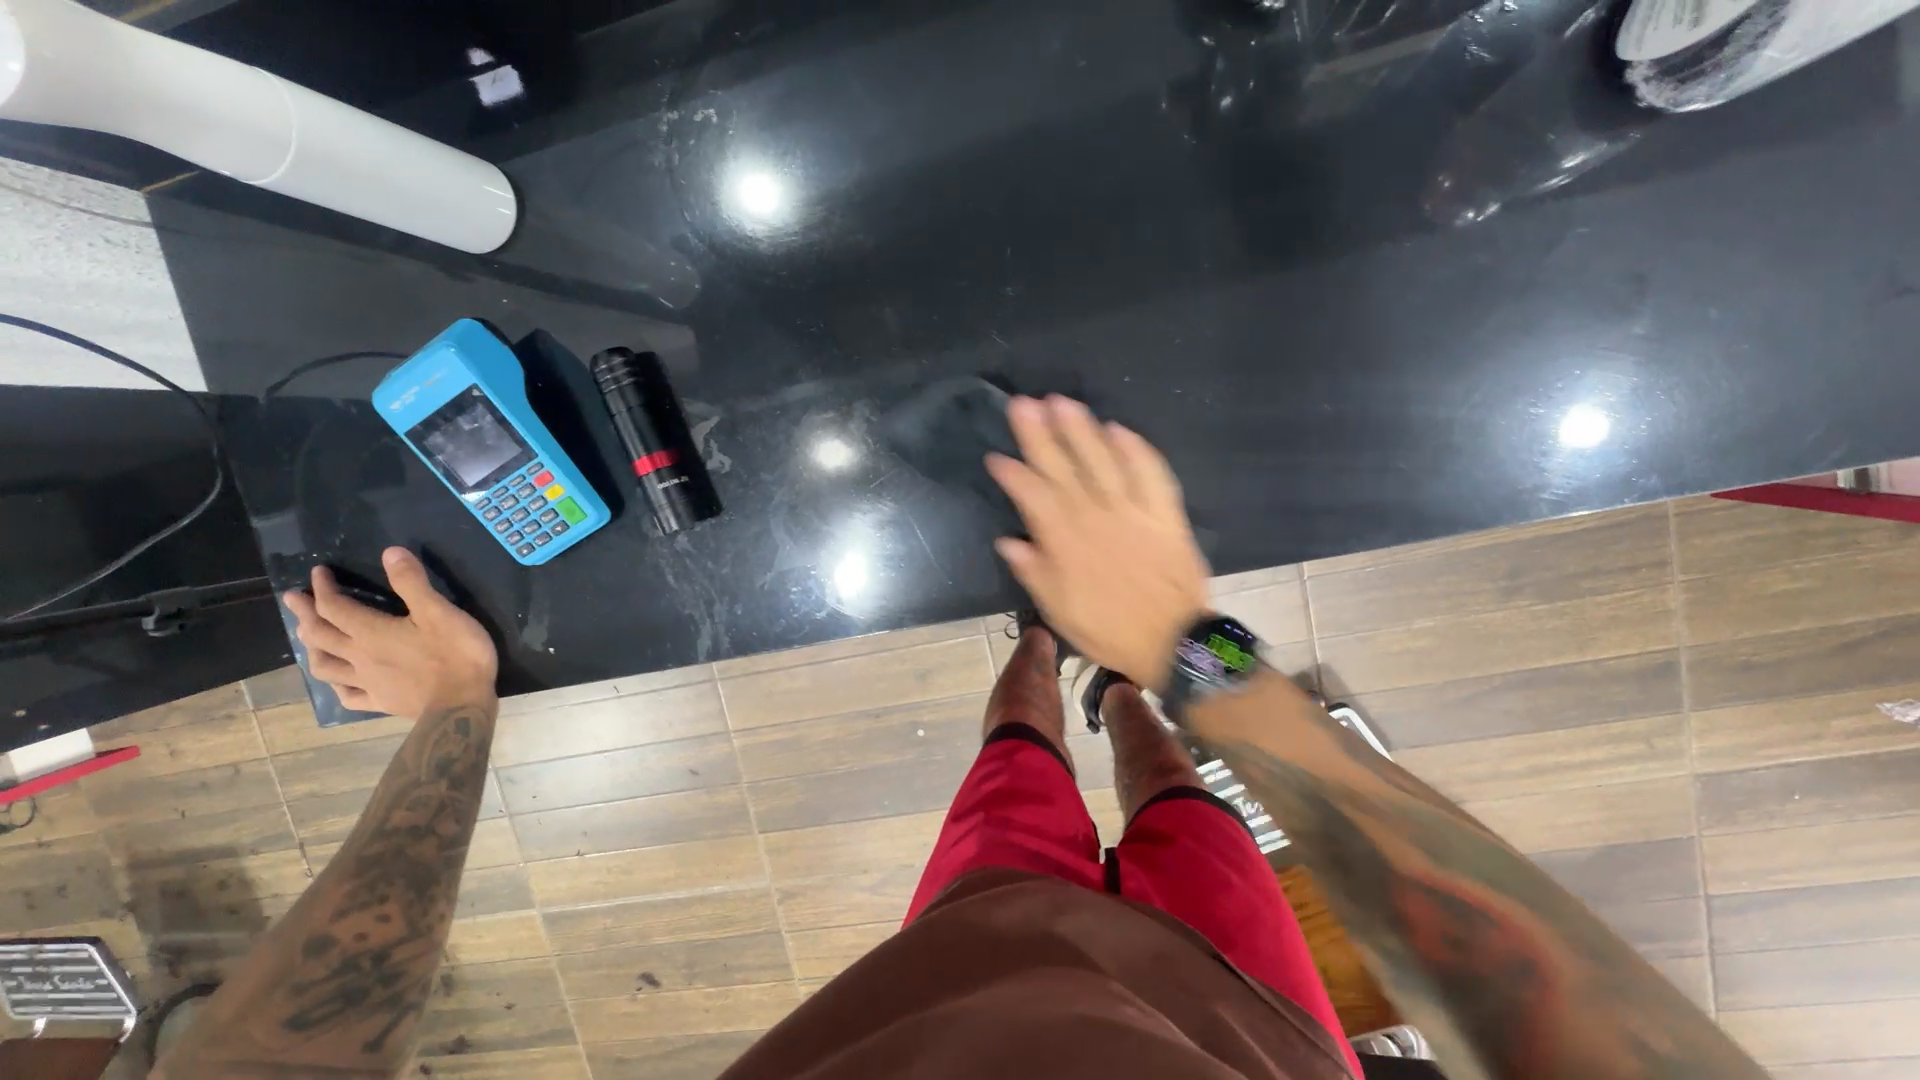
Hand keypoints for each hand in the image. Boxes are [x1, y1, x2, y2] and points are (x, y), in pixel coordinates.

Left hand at [282, 547, 497, 717]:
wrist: (460, 705)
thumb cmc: (455, 655)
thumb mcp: (440, 612)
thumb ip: (412, 583)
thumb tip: (389, 552)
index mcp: (370, 632)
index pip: (334, 607)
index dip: (322, 588)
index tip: (318, 572)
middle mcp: (359, 656)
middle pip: (320, 634)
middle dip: (304, 613)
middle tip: (293, 599)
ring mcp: (367, 683)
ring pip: (325, 666)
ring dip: (311, 648)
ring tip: (309, 638)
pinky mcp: (380, 702)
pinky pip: (348, 695)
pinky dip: (337, 686)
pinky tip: (339, 683)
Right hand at [986, 395, 1210, 691]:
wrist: (1173, 643)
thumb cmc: (1108, 630)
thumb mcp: (1058, 610)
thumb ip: (1033, 571)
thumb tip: (1008, 541)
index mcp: (1065, 540)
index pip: (1031, 495)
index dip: (1011, 473)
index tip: (995, 456)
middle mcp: (1095, 515)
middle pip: (1062, 466)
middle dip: (1040, 434)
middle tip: (1023, 403)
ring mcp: (1133, 510)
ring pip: (1103, 459)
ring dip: (1081, 429)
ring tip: (1062, 401)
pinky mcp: (1164, 513)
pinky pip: (1151, 473)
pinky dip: (1136, 449)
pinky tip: (1119, 429)